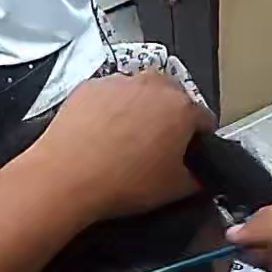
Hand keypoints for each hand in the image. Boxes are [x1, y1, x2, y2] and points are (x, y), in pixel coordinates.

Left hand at [16, 70, 214, 223]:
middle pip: (173, 100)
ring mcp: (119, 82)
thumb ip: (198, 178)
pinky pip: (110, 96)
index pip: (204, 120)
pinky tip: (104, 137)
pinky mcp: (89, 86)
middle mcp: (153, 85)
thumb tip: (200, 176)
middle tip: (159, 150)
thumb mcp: (175, 190)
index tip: (191, 153)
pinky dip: (112, 111)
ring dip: (141, 113)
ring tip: (127, 145)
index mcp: (181, 108)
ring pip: (141, 95)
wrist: (67, 177)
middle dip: (170, 121)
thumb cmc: (122, 181)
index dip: (200, 140)